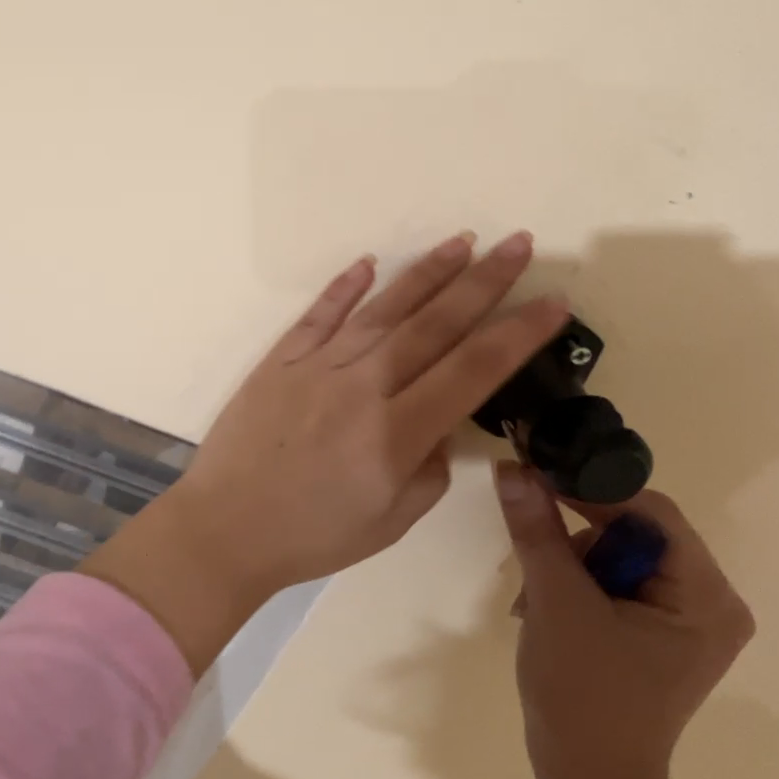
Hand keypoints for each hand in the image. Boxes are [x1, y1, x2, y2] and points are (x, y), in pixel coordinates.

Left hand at [79, 231, 569, 674]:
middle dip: (482, 282)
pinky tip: (369, 265)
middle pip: (433, 325)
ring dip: (425, 275)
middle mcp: (361, 386)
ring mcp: (315, 367)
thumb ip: (430, 467)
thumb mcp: (391, 520)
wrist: (224, 527)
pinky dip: (343, 288)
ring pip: (380, 310)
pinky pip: (317, 316)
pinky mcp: (277, 362)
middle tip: (518, 244)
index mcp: (397, 432)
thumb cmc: (312, 535)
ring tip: (462, 243)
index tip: (554, 302)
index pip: (473, 370)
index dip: (518, 333)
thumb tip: (442, 423)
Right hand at [494, 463, 755, 778]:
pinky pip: (612, 582)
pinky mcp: (654, 632)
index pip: (650, 511)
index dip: (590, 486)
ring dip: (566, 563)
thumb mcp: (555, 601)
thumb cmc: (583, 691)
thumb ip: (537, 530)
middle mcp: (709, 601)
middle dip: (574, 537)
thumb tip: (513, 467)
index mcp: (707, 595)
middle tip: (528, 546)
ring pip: (616, 554)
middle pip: (633, 531)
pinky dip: (573, 584)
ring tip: (534, 598)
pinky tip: (546, 609)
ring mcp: (683, 619)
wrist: (586, 776)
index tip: (532, 471)